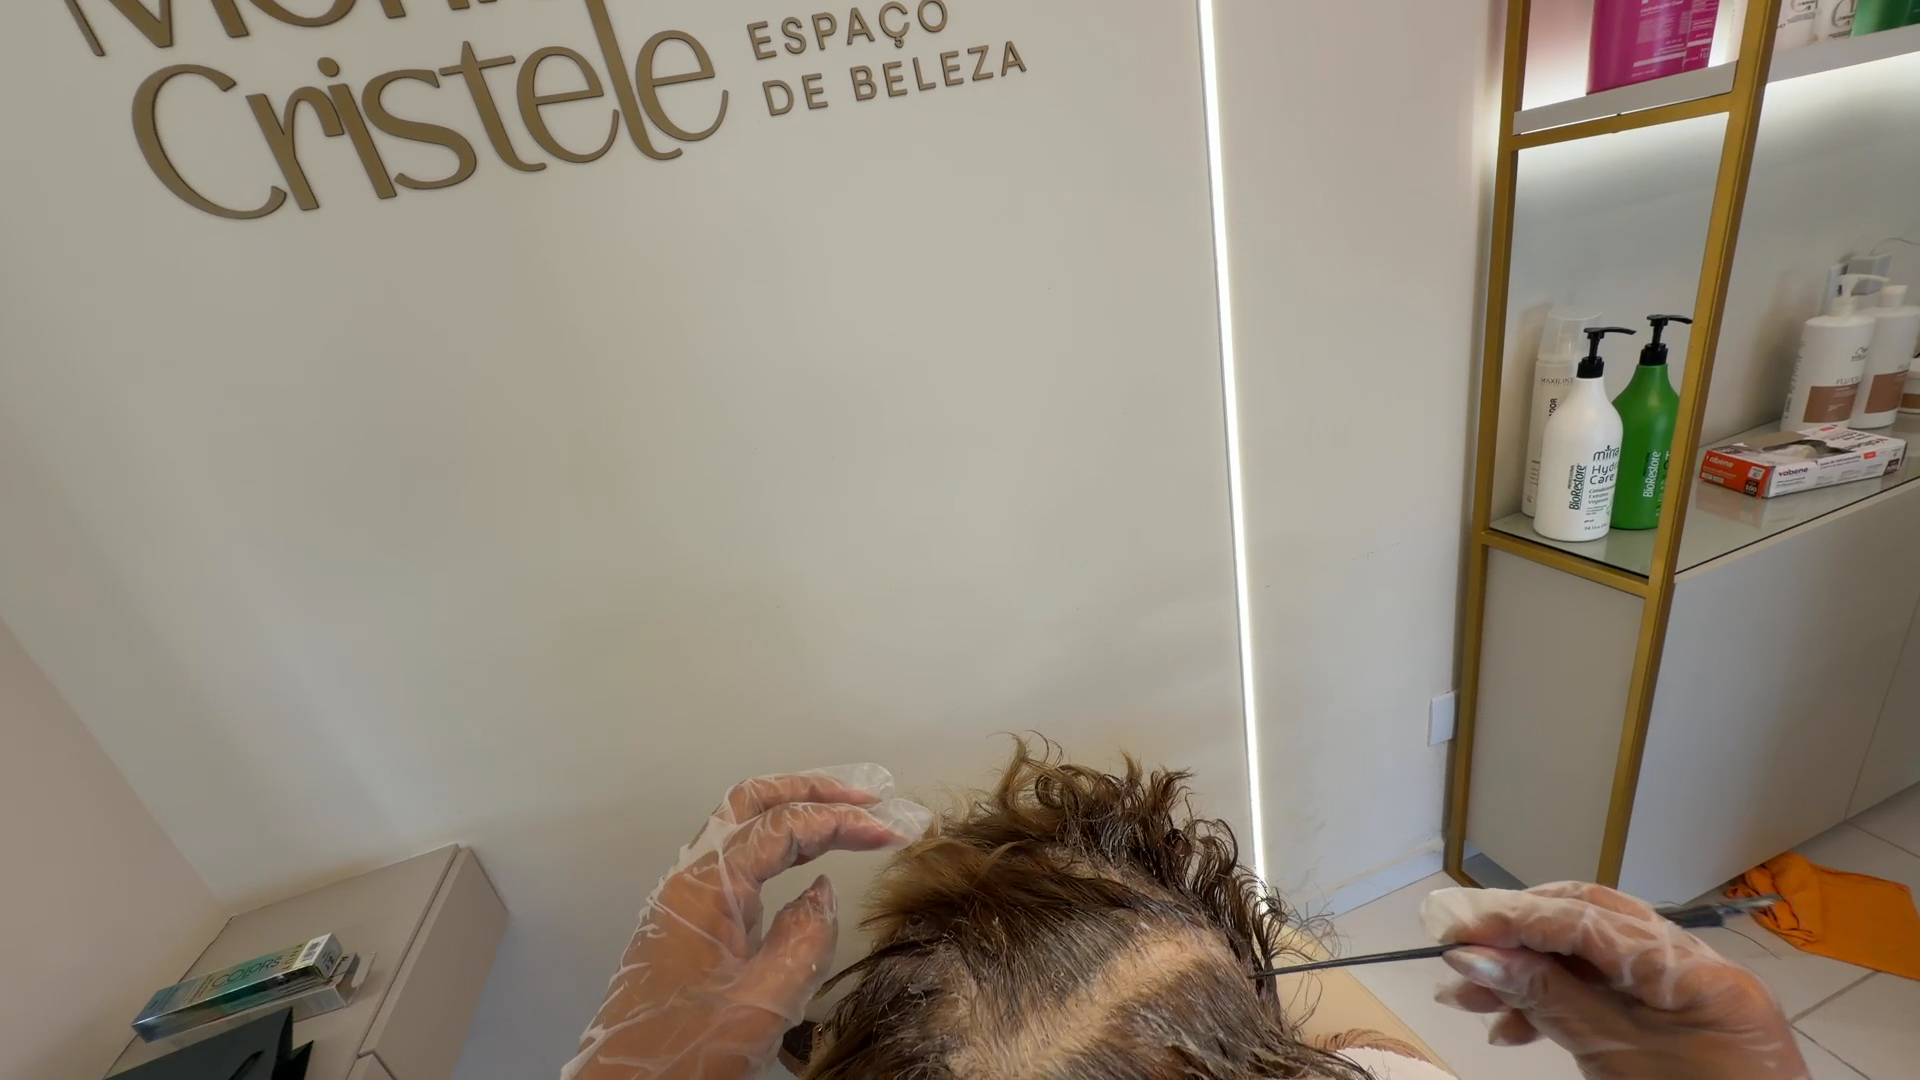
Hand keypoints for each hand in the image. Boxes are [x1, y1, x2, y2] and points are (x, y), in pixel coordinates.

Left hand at [563, 765, 932, 1079]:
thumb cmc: (683, 1055)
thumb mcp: (760, 1005)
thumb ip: (805, 938)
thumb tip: (823, 891)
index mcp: (705, 886)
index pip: (783, 825)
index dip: (841, 820)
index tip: (890, 830)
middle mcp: (693, 877)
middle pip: (754, 800)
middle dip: (814, 789)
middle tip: (867, 795)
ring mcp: (690, 895)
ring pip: (745, 825)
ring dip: (798, 810)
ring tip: (848, 813)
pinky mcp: (694, 919)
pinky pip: (743, 859)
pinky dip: (783, 844)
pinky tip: (811, 858)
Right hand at [1422, 882, 1807, 1079]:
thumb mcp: (1612, 1057)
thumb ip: (1540, 995)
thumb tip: (1464, 953)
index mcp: (1697, 972)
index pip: (1584, 918)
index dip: (1510, 919)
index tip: (1451, 930)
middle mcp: (1694, 964)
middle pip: (1581, 918)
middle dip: (1513, 934)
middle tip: (1459, 947)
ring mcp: (1683, 989)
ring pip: (1579, 954)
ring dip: (1520, 973)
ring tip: (1467, 998)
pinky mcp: (1667, 1014)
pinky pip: (1594, 987)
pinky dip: (1547, 1000)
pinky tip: (1508, 1026)